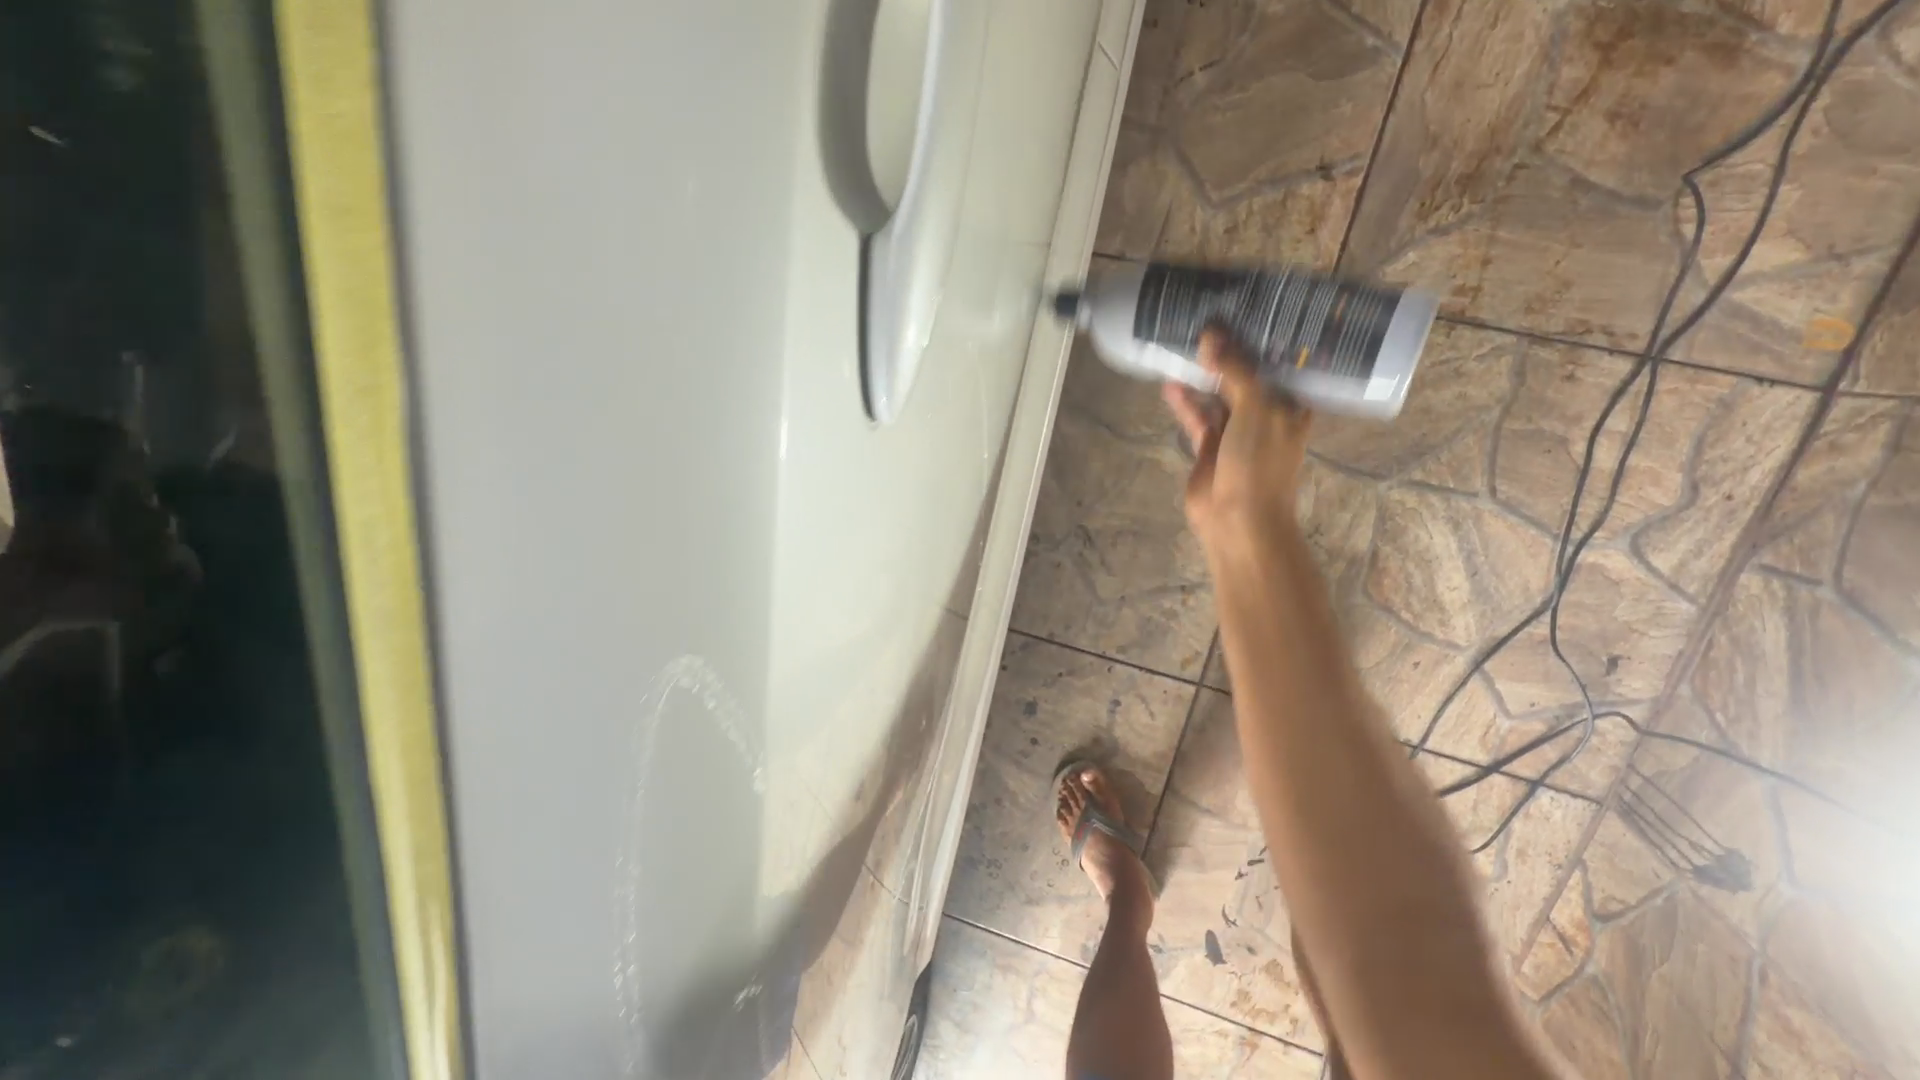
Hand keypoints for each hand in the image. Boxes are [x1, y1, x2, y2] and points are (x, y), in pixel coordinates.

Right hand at [1161, 327, 1312, 555]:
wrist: (1239, 520)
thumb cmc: (1260, 462)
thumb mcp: (1256, 408)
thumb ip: (1235, 369)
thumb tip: (1210, 333)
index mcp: (1290, 404)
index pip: (1279, 362)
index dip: (1263, 337)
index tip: (1243, 307)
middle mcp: (1266, 413)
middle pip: (1245, 375)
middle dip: (1227, 352)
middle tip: (1203, 317)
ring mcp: (1237, 432)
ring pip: (1218, 394)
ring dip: (1201, 375)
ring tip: (1180, 346)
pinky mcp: (1210, 447)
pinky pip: (1197, 416)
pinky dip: (1185, 402)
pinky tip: (1169, 383)